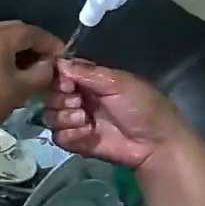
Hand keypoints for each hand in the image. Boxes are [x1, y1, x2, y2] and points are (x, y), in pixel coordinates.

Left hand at [0, 22, 63, 136]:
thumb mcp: (21, 89)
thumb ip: (42, 73)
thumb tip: (50, 65)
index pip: (33, 32)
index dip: (52, 44)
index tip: (64, 59)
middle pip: (19, 32)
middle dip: (37, 46)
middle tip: (51, 65)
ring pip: (6, 41)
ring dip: (23, 53)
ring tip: (36, 73)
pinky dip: (8, 58)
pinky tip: (16, 76)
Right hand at [41, 59, 192, 170]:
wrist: (155, 143)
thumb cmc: (142, 106)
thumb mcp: (118, 83)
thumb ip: (87, 72)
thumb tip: (59, 62)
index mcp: (89, 80)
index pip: (60, 73)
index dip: (58, 78)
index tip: (68, 84)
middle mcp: (79, 98)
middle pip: (50, 95)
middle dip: (61, 99)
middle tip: (79, 103)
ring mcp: (77, 122)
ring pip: (50, 116)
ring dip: (64, 117)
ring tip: (85, 120)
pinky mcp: (77, 142)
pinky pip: (58, 137)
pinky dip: (70, 135)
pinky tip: (87, 134)